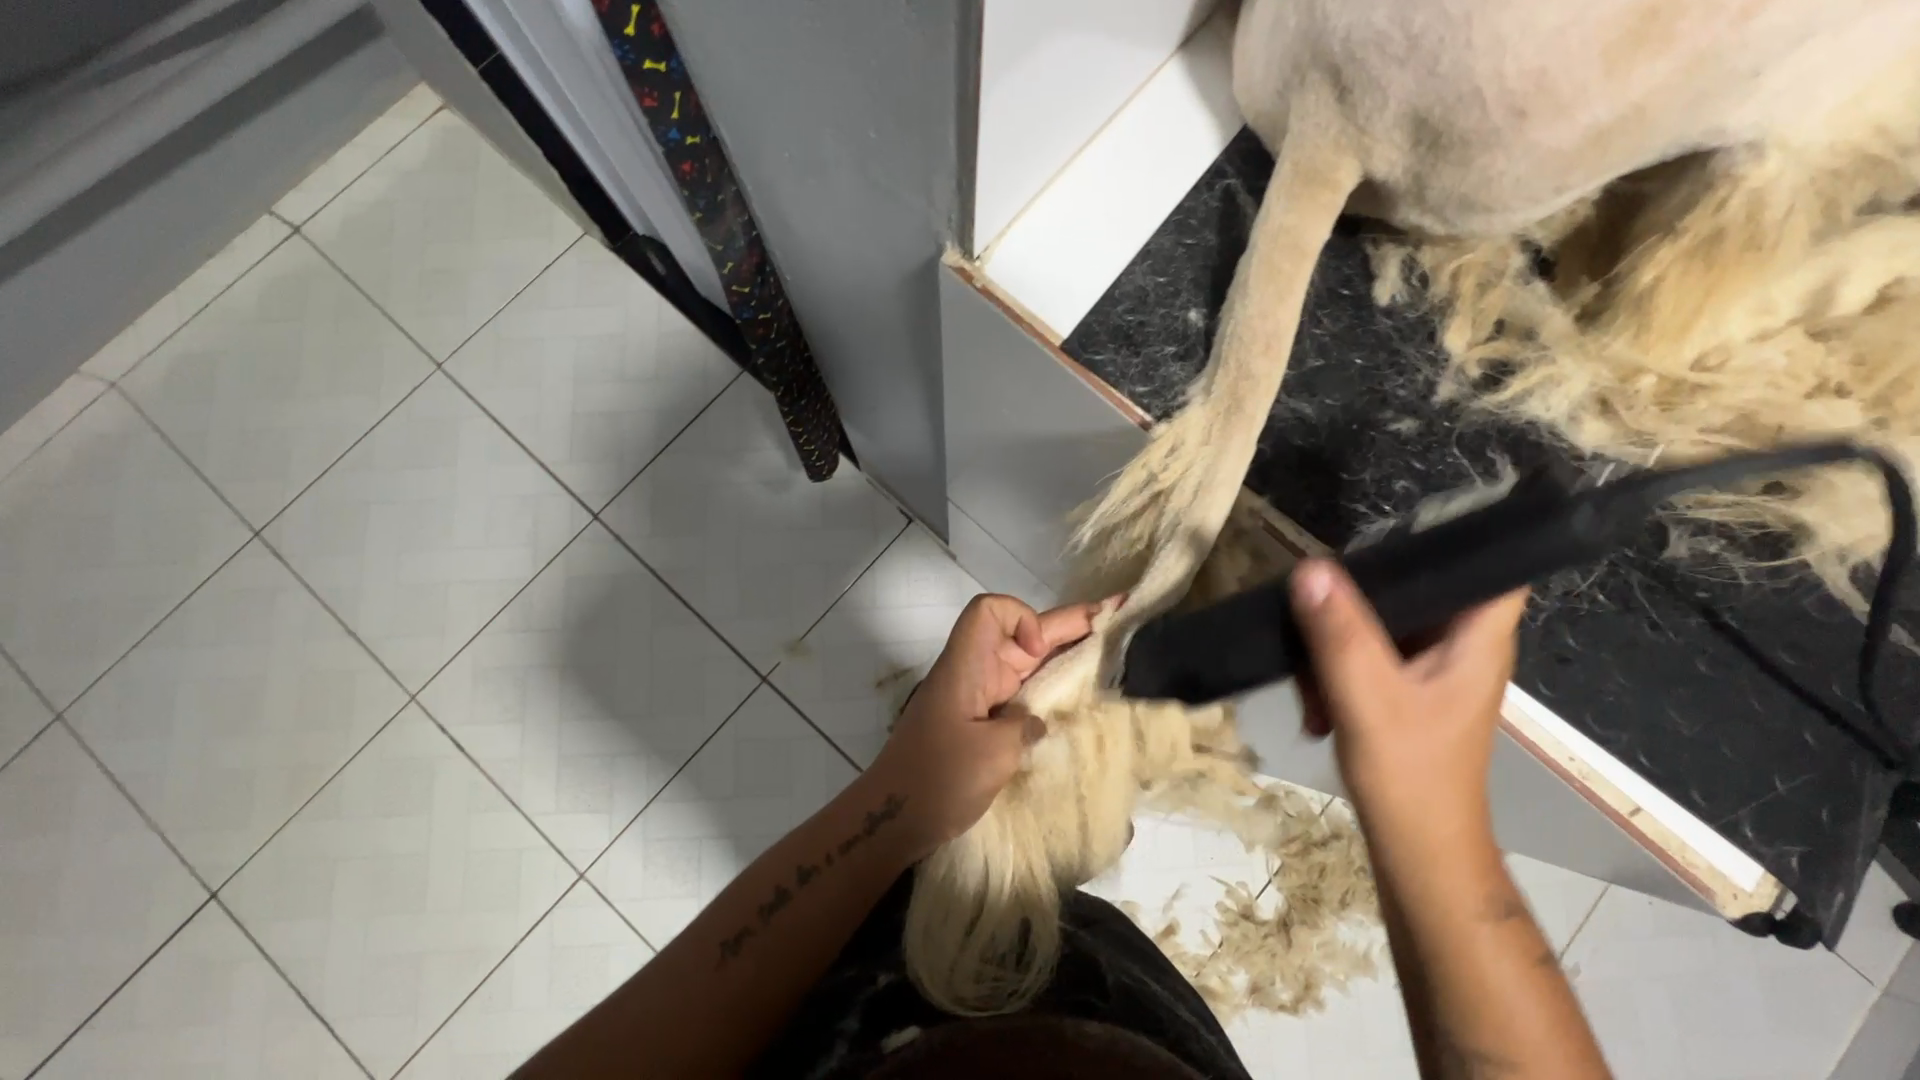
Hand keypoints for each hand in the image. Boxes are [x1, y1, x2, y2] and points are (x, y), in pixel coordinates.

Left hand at [869, 594, 1103, 858]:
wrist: (894, 821)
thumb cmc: (937, 780)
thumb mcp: (992, 754)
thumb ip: (1025, 728)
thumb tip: (1036, 723)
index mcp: (966, 668)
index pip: (989, 612)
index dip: (1020, 617)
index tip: (1038, 652)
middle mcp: (974, 675)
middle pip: (1019, 635)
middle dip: (1065, 625)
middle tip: (1115, 614)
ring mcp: (978, 701)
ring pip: (1024, 665)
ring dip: (1063, 656)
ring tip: (1111, 648)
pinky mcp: (981, 726)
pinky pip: (1020, 696)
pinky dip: (1049, 691)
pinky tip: (1081, 699)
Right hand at [1290, 559, 1526, 845]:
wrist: (1417, 852)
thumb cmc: (1409, 775)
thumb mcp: (1367, 698)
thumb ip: (1340, 634)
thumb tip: (1311, 568)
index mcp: (1477, 640)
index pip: (1492, 565)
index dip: (1459, 536)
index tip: (1398, 525)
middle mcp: (1461, 648)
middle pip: (1415, 591)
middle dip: (1358, 602)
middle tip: (1316, 613)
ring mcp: (1433, 672)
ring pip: (1382, 626)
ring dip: (1336, 645)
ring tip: (1310, 682)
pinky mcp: (1407, 693)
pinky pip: (1367, 658)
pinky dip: (1337, 673)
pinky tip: (1317, 707)